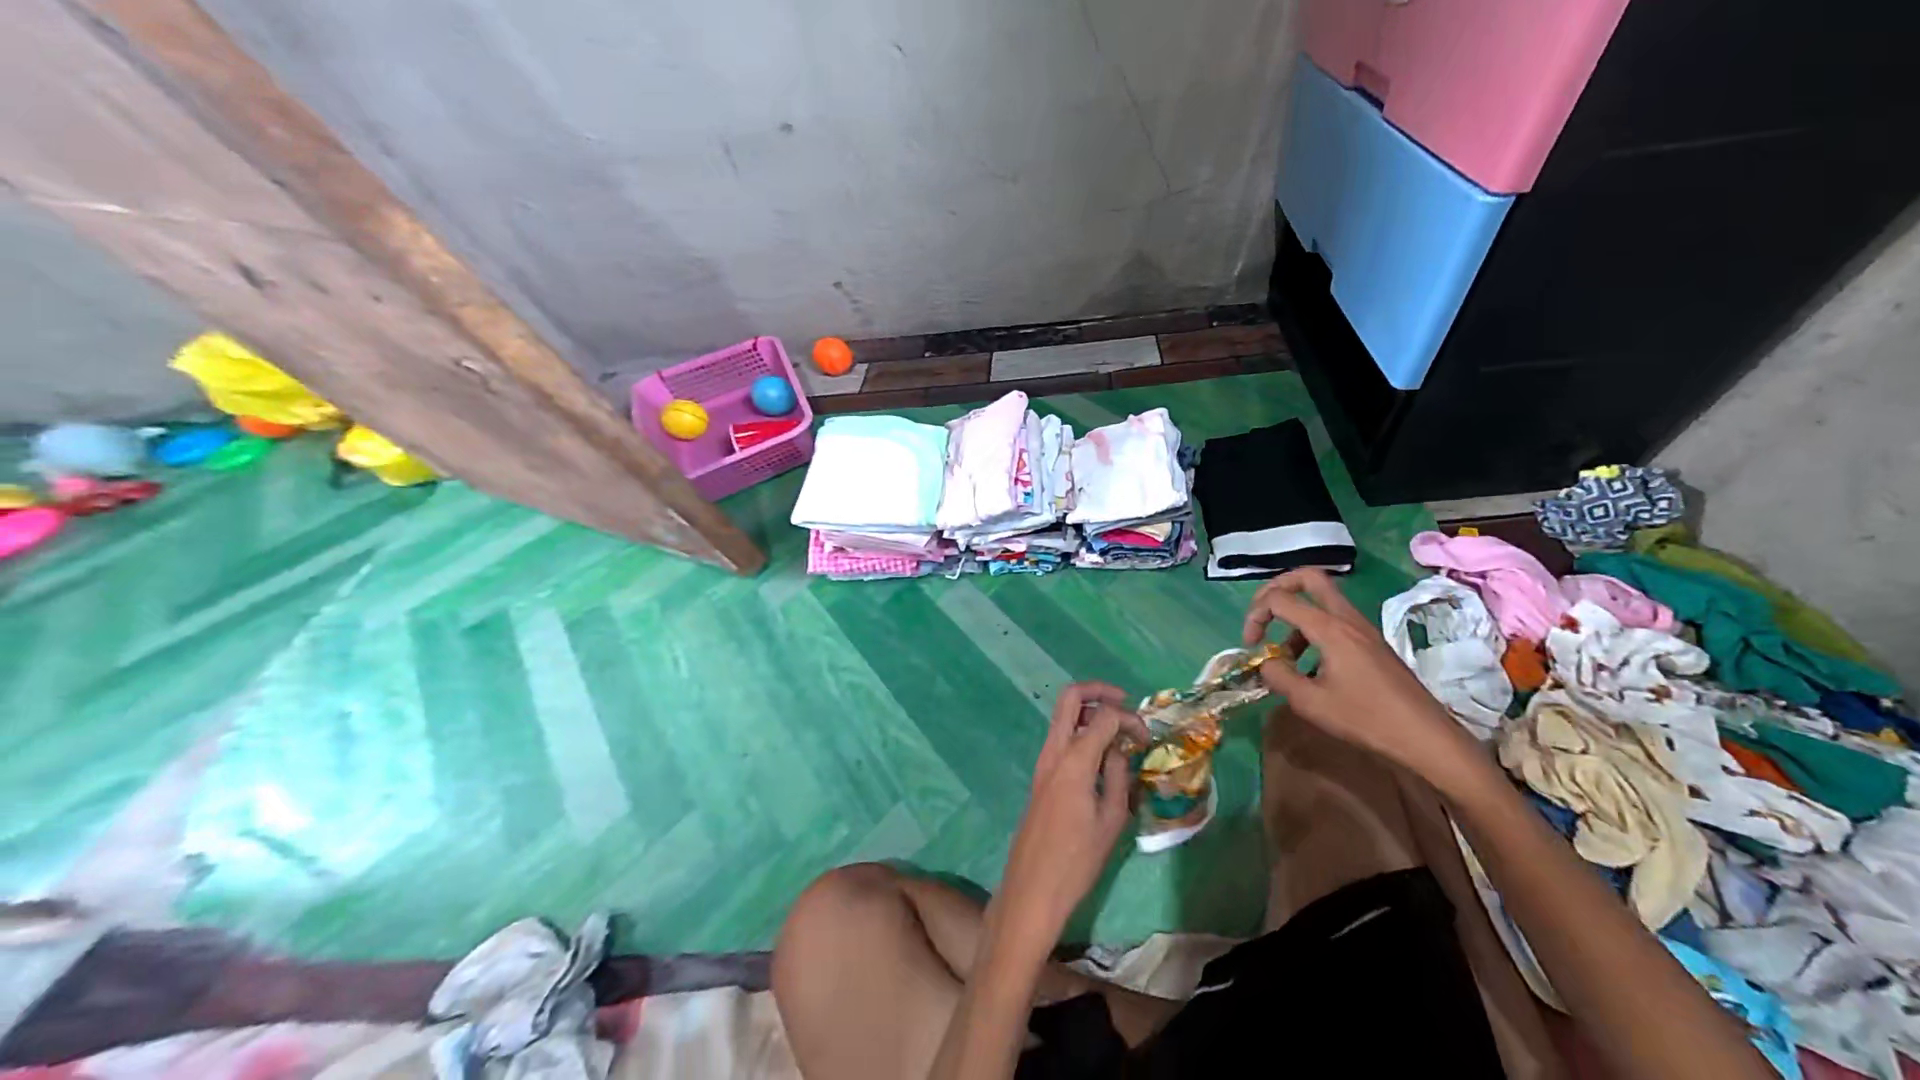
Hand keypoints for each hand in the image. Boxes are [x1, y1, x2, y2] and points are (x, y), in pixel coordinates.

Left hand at [996, 682, 1148, 945]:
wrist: (1032, 887)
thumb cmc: (1077, 860)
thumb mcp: (1111, 819)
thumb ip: (1118, 776)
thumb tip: (1120, 749)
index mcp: (1073, 760)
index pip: (1104, 715)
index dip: (1130, 718)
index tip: (1146, 739)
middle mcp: (1054, 752)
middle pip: (1070, 697)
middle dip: (1099, 691)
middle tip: (1125, 703)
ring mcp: (1043, 762)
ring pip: (1063, 716)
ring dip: (1089, 712)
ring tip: (1119, 731)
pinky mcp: (1041, 776)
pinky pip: (1061, 739)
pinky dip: (1081, 733)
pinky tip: (1102, 754)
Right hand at [1243, 570, 1484, 789]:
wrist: (1424, 737)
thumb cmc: (1365, 719)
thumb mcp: (1309, 703)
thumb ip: (1278, 676)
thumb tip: (1267, 662)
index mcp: (1330, 628)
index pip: (1280, 599)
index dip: (1255, 614)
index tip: (1250, 644)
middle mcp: (1347, 619)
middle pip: (1309, 578)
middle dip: (1278, 588)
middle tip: (1262, 613)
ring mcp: (1363, 629)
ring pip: (1322, 600)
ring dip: (1295, 615)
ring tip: (1285, 654)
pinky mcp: (1372, 643)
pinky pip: (1335, 621)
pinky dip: (1313, 631)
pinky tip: (1310, 667)